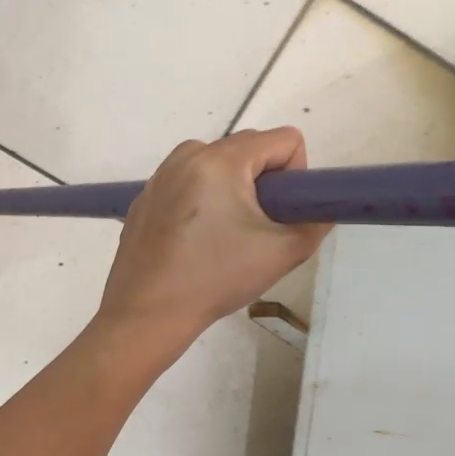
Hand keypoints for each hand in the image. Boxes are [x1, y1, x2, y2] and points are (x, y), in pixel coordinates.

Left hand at [96, 128, 330, 349]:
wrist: (145, 315)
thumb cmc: (214, 280)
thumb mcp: (287, 249)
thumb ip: (317, 218)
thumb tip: (314, 208)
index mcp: (216, 162)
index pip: (282, 139)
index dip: (295, 174)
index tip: (279, 212)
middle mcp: (179, 163)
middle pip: (243, 147)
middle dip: (260, 178)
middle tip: (251, 224)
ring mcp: (152, 184)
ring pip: (209, 163)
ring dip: (228, 185)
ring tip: (223, 229)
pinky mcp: (137, 207)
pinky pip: (180, 186)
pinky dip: (196, 199)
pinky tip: (192, 239)